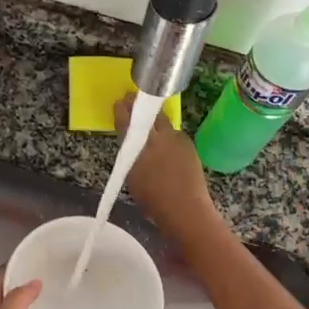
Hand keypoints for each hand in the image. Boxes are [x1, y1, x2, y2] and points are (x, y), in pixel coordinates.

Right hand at [114, 94, 216, 240]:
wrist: (185, 207)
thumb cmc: (152, 199)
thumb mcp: (132, 176)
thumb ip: (131, 156)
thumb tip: (132, 146)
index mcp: (138, 146)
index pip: (127, 121)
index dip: (122, 110)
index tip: (120, 102)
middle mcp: (156, 137)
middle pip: (148, 115)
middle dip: (140, 107)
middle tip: (133, 100)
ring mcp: (175, 139)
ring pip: (163, 122)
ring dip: (155, 119)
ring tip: (150, 119)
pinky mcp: (188, 144)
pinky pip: (175, 133)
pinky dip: (169, 134)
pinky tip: (167, 142)